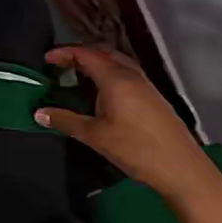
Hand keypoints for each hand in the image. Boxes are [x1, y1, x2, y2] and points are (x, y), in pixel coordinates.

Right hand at [35, 45, 209, 196]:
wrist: (183, 169)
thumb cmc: (136, 149)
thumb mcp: (95, 136)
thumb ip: (66, 121)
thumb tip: (38, 113)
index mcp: (115, 78)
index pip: (85, 54)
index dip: (64, 53)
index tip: (46, 60)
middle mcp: (131, 74)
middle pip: (102, 53)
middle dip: (80, 55)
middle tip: (61, 66)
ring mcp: (146, 85)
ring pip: (117, 63)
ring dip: (97, 64)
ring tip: (80, 78)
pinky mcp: (154, 97)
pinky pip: (127, 74)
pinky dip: (110, 74)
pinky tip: (104, 95)